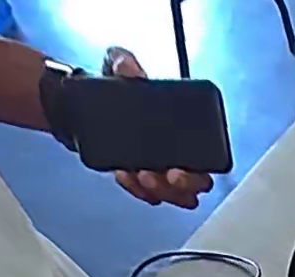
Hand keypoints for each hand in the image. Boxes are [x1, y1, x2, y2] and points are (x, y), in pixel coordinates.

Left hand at [104, 47, 216, 209]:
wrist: (89, 105)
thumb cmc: (116, 88)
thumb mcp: (120, 67)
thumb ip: (123, 63)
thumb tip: (128, 68)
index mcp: (183, 132)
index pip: (205, 161)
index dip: (199, 170)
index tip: (184, 168)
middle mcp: (176, 158)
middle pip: (192, 187)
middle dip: (183, 186)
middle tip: (170, 175)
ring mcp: (159, 173)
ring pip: (171, 196)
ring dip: (160, 191)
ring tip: (143, 175)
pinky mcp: (140, 181)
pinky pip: (144, 194)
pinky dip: (135, 189)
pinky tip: (125, 174)